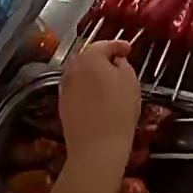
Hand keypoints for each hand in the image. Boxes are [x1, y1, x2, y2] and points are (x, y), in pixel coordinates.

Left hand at [58, 40, 139, 169]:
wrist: (97, 148)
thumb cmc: (119, 109)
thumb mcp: (130, 80)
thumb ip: (122, 64)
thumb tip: (116, 60)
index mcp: (90, 59)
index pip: (103, 44)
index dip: (118, 45)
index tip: (129, 50)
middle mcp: (72, 70)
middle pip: (87, 56)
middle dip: (102, 56)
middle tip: (118, 60)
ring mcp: (64, 88)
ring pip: (79, 72)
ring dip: (93, 70)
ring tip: (108, 77)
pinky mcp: (63, 105)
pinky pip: (76, 86)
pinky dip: (86, 84)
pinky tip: (97, 93)